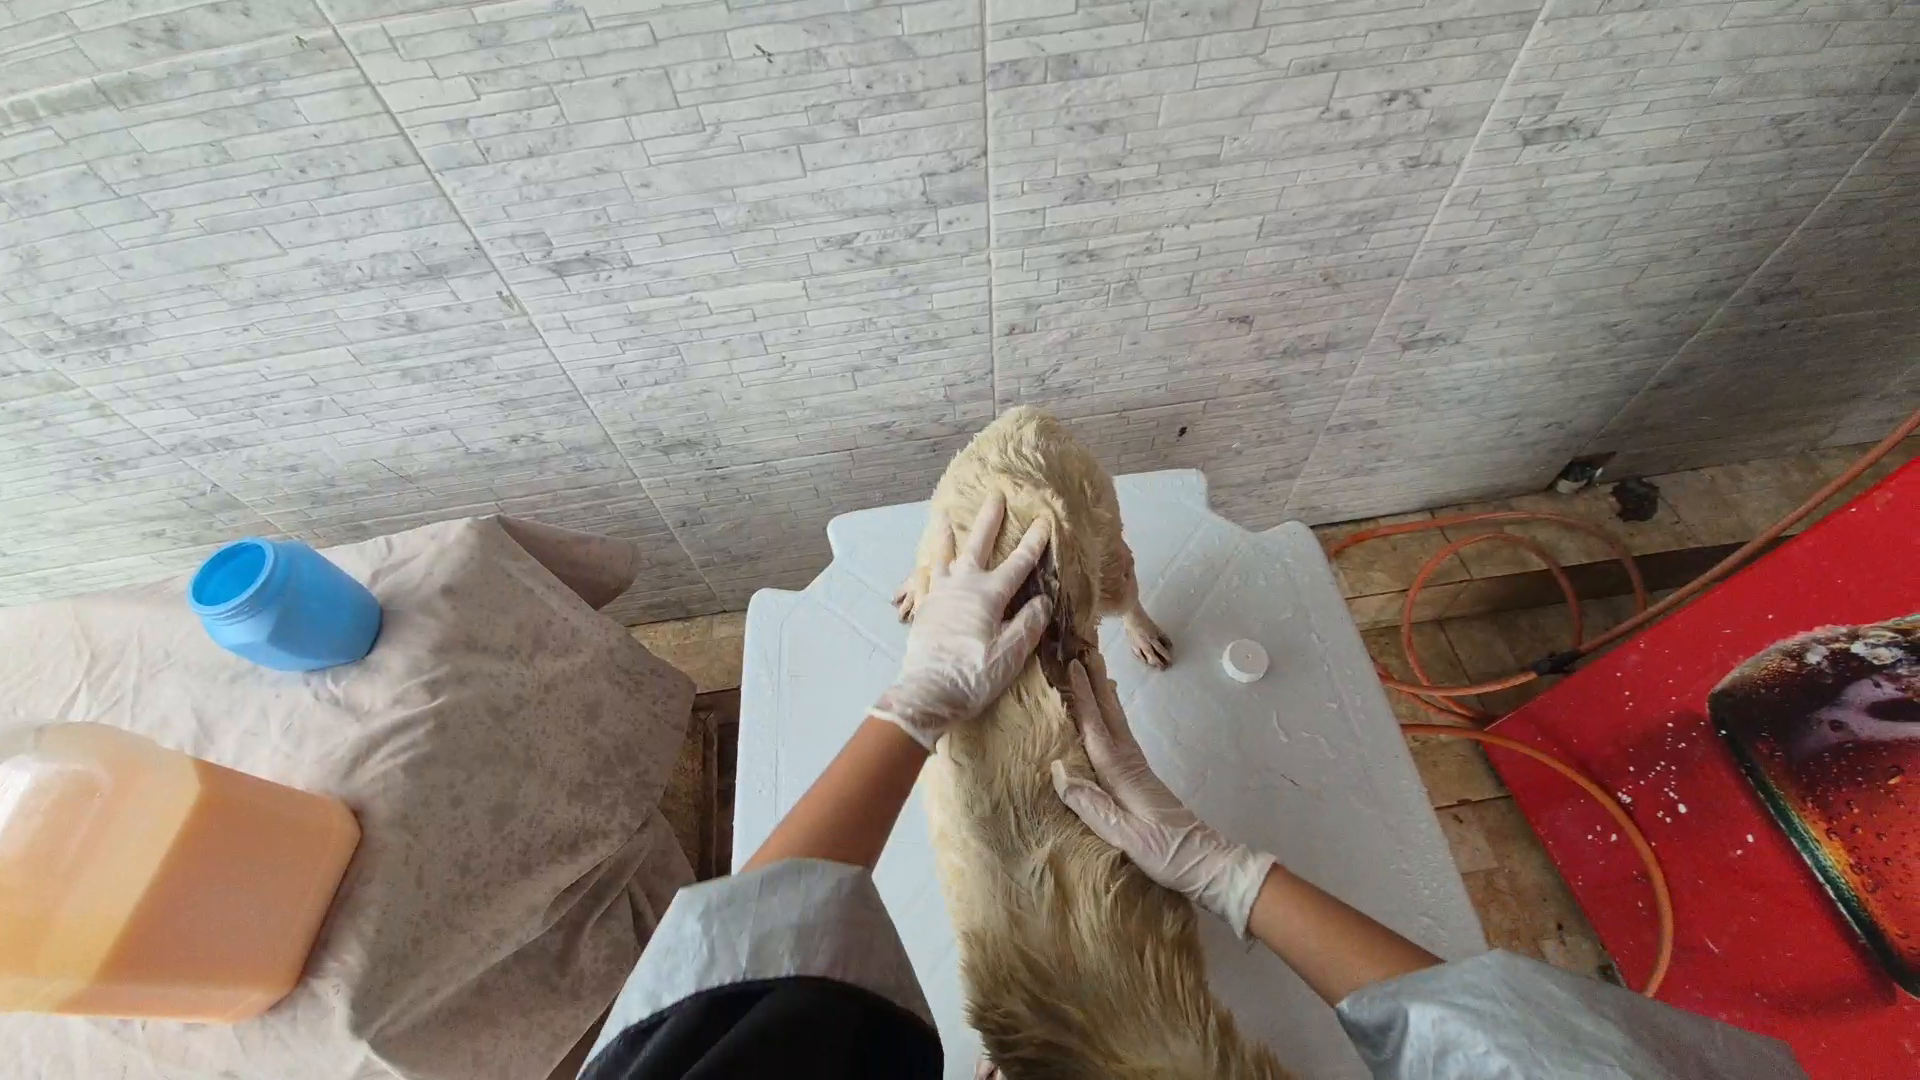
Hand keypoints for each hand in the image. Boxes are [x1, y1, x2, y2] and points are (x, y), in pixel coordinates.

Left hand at [871, 494, 1050, 748]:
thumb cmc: (973, 677)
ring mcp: (939, 595)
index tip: (1044, 521)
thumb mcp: (1010, 654)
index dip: (1033, 543)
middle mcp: (963, 586)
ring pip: (944, 556)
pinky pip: (925, 578)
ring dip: (947, 535)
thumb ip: (1028, 624)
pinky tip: (924, 562)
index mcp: (988, 595)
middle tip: (995, 496)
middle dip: (989, 521)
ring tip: (943, 516)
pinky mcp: (924, 608)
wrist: (926, 694)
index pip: (1018, 563)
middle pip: (978, 546)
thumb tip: (1042, 601)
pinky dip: (926, 566)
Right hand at [1050, 660, 1275, 935]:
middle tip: (1083, 651)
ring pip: (1115, 721)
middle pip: (1108, 714)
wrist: (1207, 864)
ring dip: (1101, 694)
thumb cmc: (1166, 853)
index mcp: (1122, 773)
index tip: (1071, 666)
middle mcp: (1129, 763)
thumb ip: (1091, 805)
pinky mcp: (1140, 778)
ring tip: (1093, 672)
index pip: (1095, 727)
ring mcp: (1136, 769)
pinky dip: (1109, 715)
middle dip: (1094, 682)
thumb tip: (1056, 770)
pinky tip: (1108, 716)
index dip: (1081, 696)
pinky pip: (1118, 734)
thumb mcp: (1126, 837)